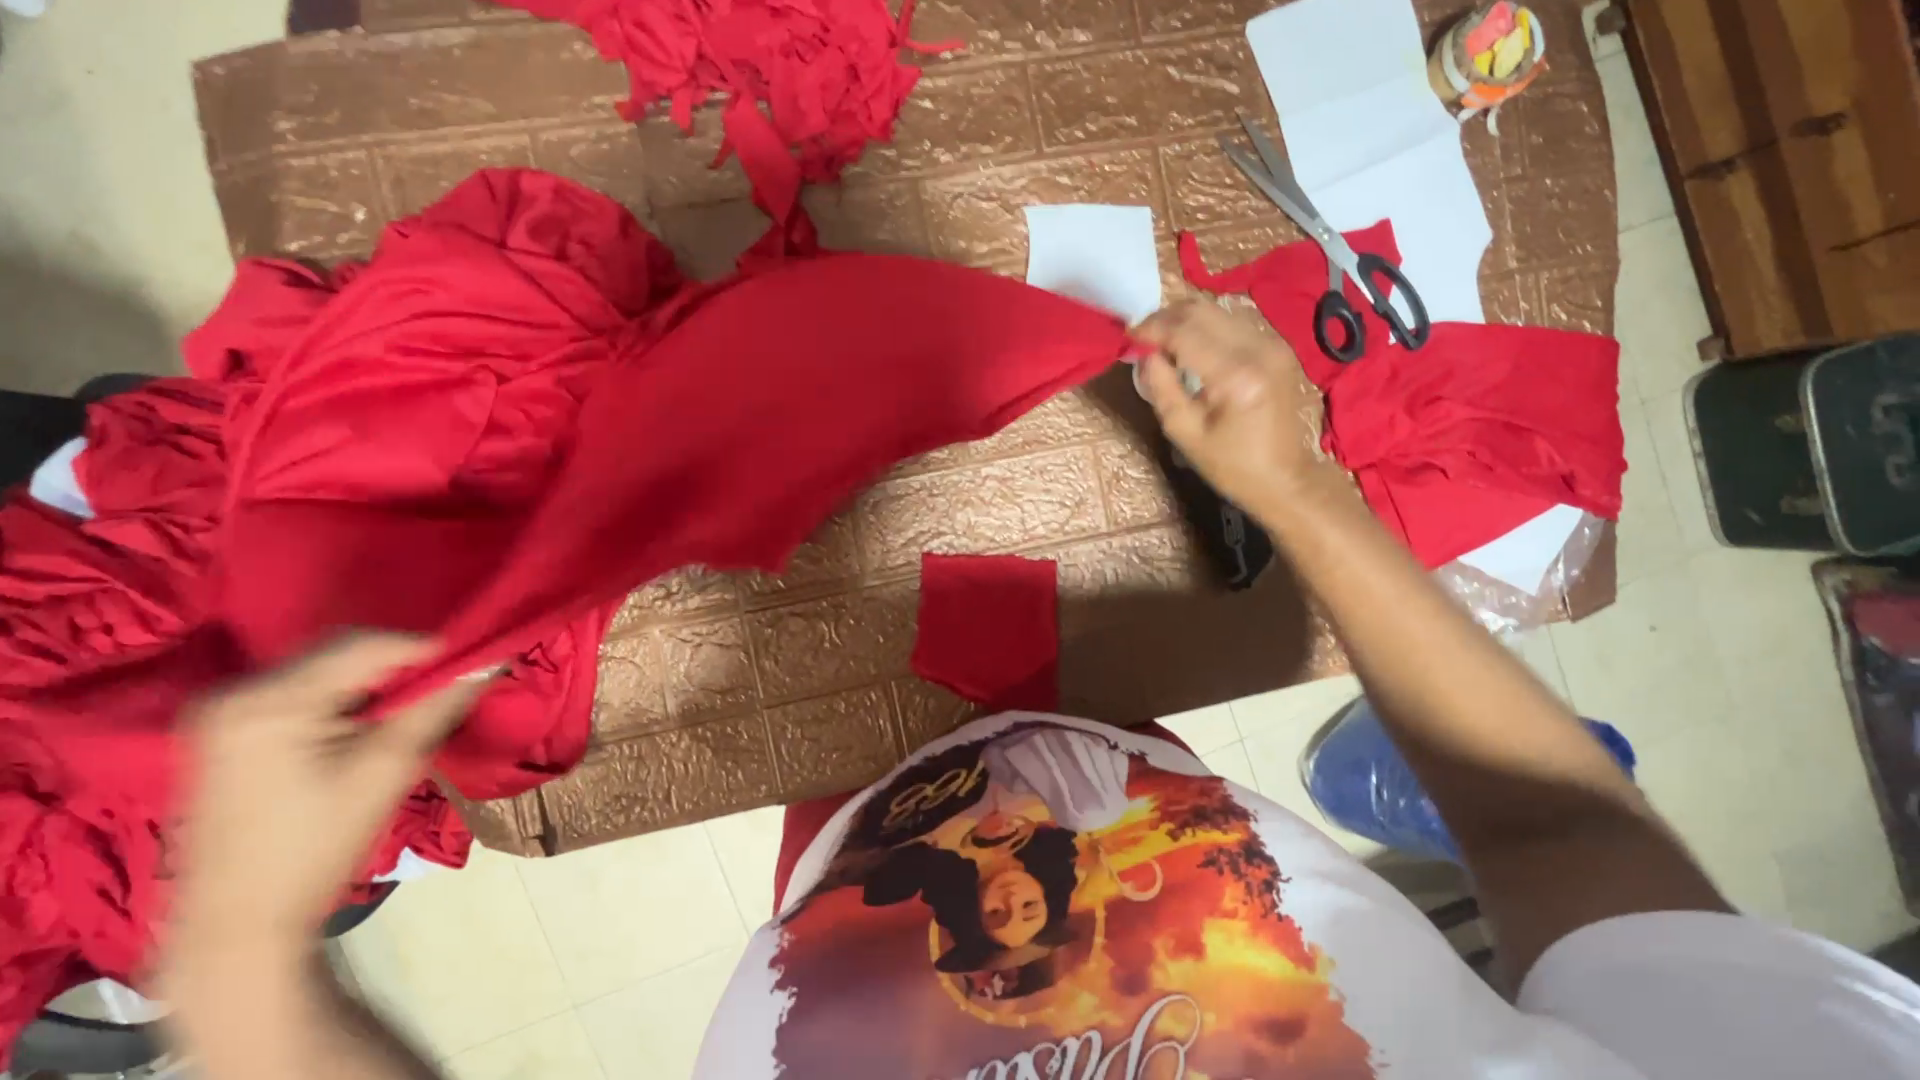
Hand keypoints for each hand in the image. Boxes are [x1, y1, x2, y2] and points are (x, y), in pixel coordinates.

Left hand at [165, 634, 487, 956]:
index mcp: (267, 701)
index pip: (362, 645)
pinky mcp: (222, 727)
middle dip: (397, 664)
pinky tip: (364, 723)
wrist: (237, 924)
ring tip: (409, 706)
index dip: (424, 648)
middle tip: (443, 686)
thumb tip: (488, 665)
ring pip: (320, 667)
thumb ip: (435, 709)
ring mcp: (220, 709)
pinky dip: (340, 696)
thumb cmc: (316, 851)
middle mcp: (235, 690)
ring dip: (371, 679)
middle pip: (337, 651)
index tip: (471, 662)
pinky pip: (297, 689)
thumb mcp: (385, 773)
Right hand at [1134, 299, 1330, 513]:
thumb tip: (1144, 353)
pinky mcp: (1277, 346)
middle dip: (1165, 318)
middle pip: (1201, 310)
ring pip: (1217, 310)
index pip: (1184, 331)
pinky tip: (1191, 347)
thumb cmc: (1232, 465)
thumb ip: (1161, 387)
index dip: (1151, 329)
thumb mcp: (1184, 432)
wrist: (1285, 477)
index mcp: (1235, 376)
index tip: (1128, 338)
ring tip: (1163, 341)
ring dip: (1185, 320)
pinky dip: (1206, 327)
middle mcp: (1258, 349)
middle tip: (1143, 337)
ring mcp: (1273, 343)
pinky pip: (1233, 322)